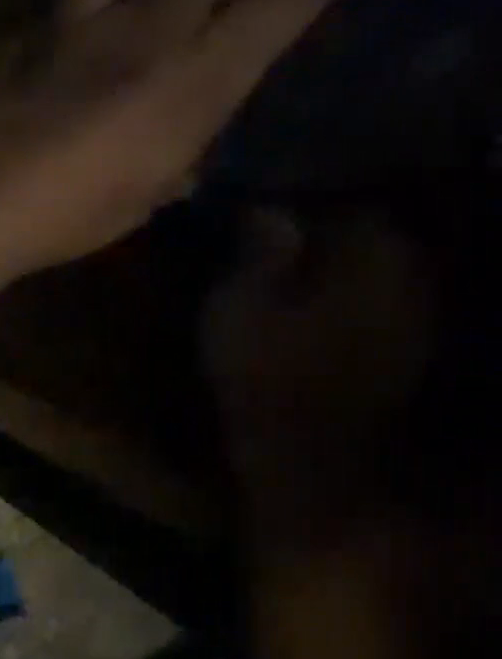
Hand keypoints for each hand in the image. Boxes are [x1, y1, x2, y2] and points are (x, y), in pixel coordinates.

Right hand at [201, 209, 432, 528]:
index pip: (350, 209)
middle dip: (333, 232)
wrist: (312, 454)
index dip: (307, 204)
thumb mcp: (240, 303)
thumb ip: (262, 252)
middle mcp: (411, 280)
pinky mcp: (410, 353)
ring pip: (387, 272)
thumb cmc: (265, 371)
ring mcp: (418, 319)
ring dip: (347, 267)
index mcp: (369, 259)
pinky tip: (321, 310)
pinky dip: (356, 300)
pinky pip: (386, 306)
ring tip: (299, 272)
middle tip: (279, 236)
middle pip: (378, 237)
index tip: (265, 208)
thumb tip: (271, 206)